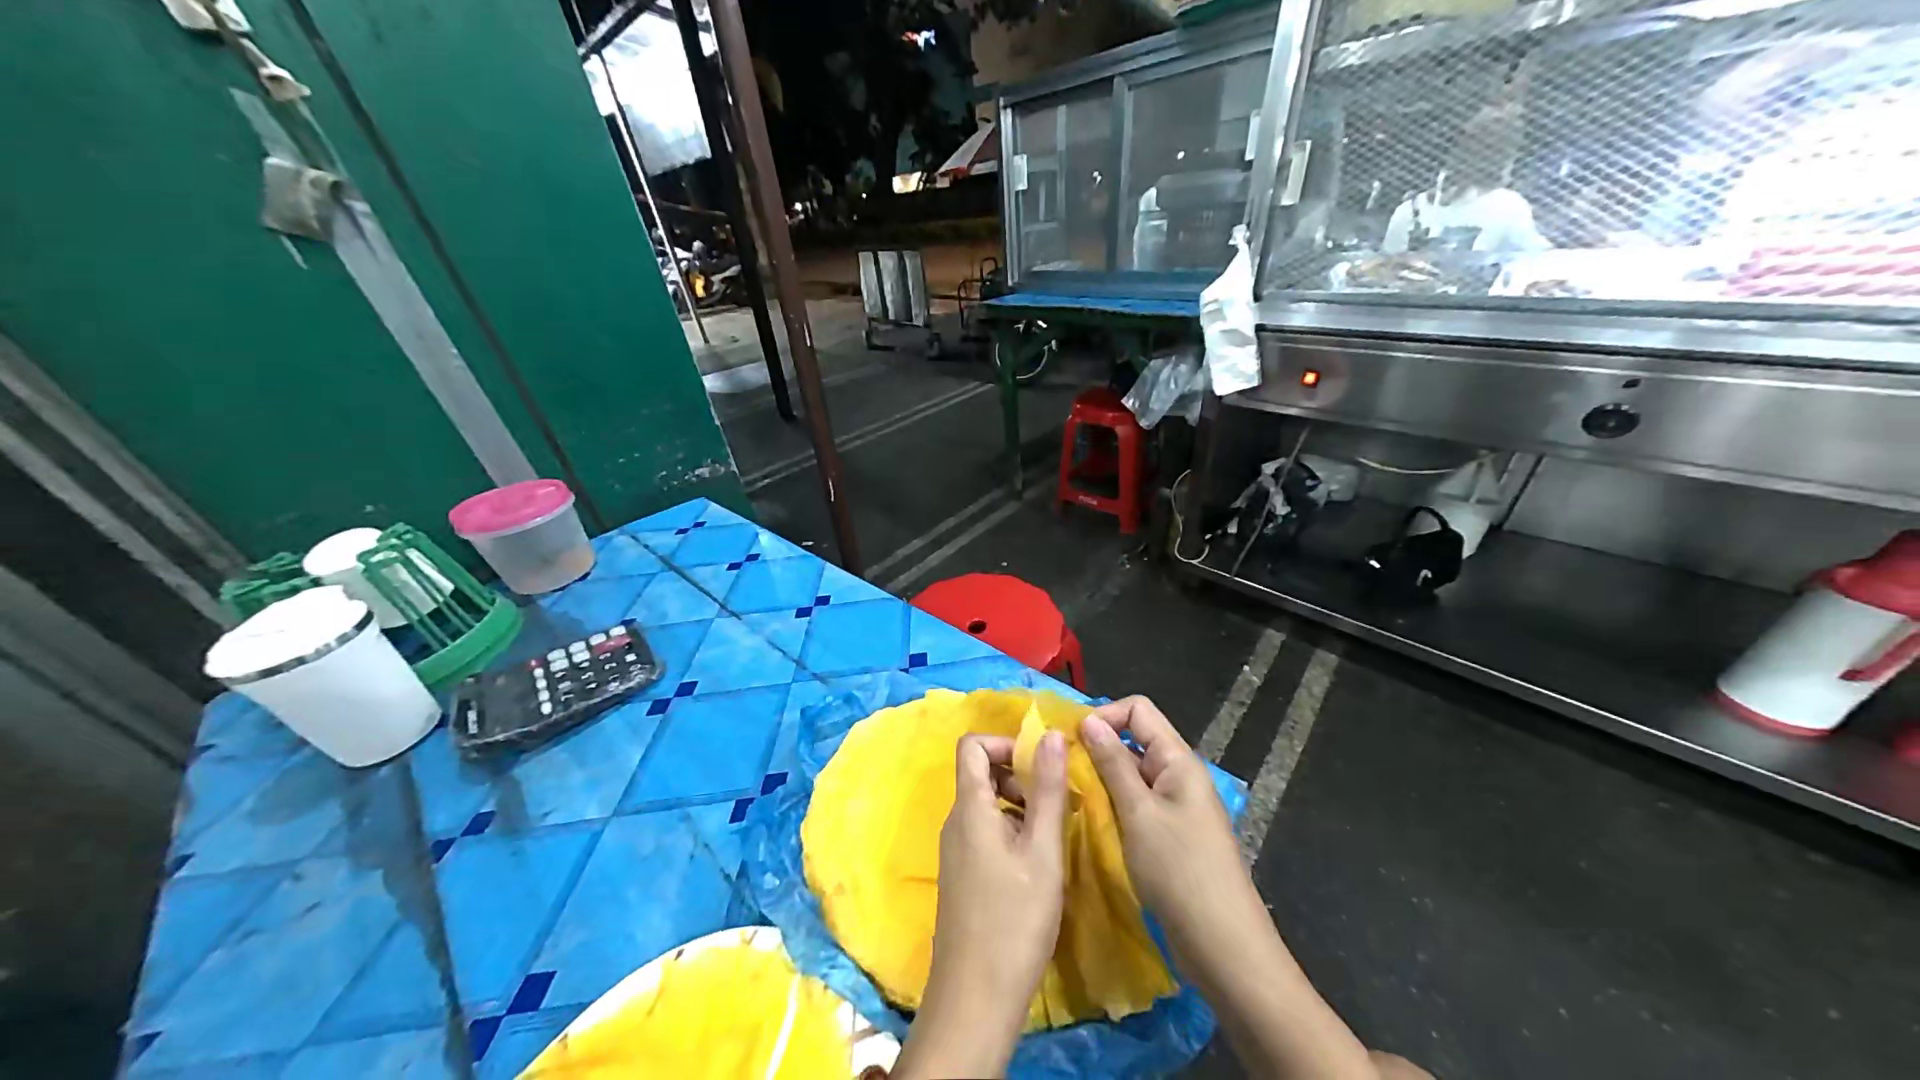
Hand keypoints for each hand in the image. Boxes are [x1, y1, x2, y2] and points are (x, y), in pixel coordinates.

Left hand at [894, 731, 1067, 1079]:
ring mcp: (956, 849)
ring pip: (988, 804)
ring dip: (1023, 806)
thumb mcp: (1042, 851)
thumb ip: (1048, 790)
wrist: (976, 996)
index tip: (1040, 766)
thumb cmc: (1014, 919)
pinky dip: (1013, 830)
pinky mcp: (963, 873)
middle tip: (1059, 804)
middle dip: (1021, 776)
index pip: (972, 745)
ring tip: (1055, 834)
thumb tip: (1053, 735)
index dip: (1006, 744)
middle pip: (982, 773)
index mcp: (969, 807)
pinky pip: (986, 830)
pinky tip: (1039, 862)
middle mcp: (956, 821)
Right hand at [1082, 697, 1426, 1079]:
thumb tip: (1089, 720)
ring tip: (1065, 792)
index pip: (1138, 711)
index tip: (1068, 738)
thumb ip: (1113, 765)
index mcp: (1178, 761)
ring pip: (1132, 774)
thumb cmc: (1180, 872)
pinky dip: (1112, 804)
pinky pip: (1136, 803)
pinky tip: (1088, 819)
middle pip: (1135, 740)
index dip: (1104, 715)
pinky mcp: (1170, 834)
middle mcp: (1179, 776)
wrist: (1224, 946)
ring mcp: (1176, 807)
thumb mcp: (1138, 814)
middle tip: (1057, 767)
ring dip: (1101, 777)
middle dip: (1097, 746)